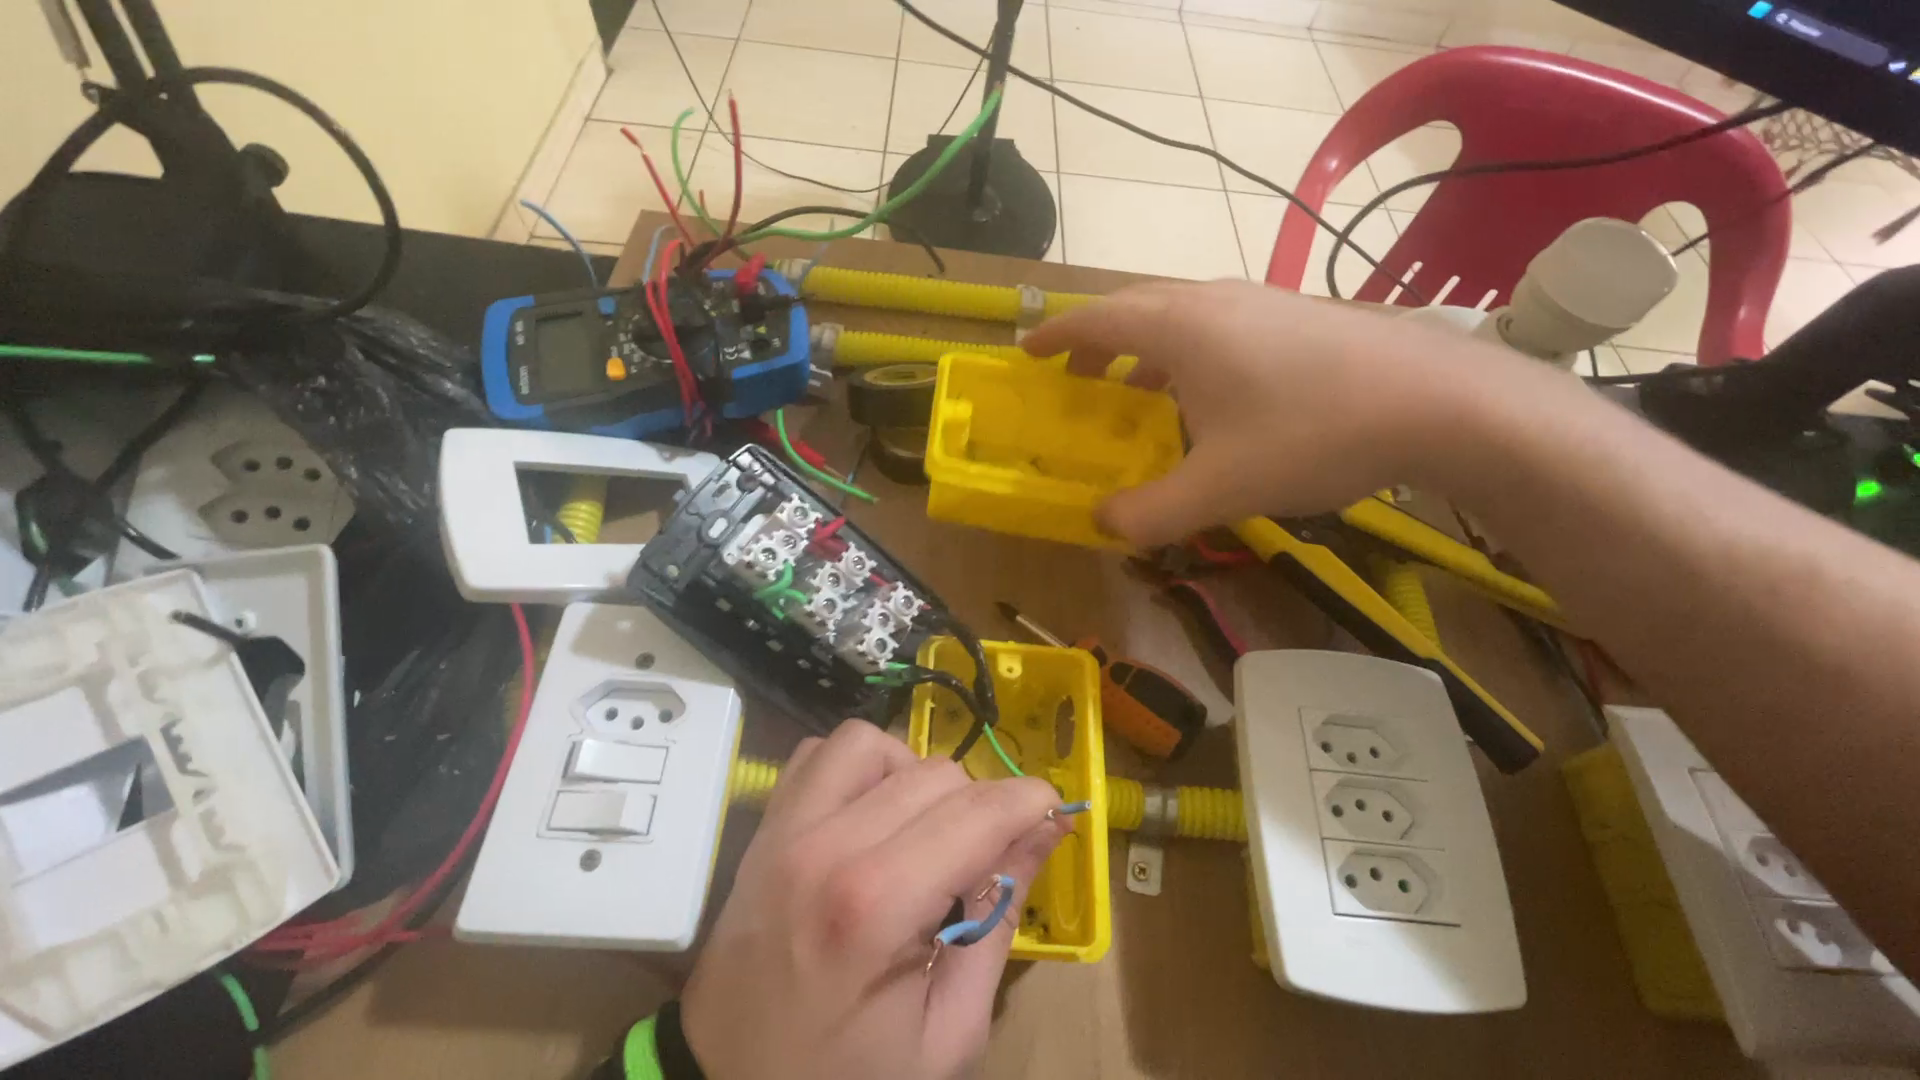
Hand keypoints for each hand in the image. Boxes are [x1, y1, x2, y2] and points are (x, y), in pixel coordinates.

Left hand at [681, 721, 1067, 1079]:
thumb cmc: (849, 1075)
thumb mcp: (948, 1030)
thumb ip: (998, 920)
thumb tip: (1045, 833)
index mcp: (875, 906)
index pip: (977, 813)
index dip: (1031, 804)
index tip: (1053, 816)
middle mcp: (825, 847)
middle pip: (934, 774)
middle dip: (981, 804)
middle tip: (985, 856)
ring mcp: (784, 829)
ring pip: (872, 743)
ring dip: (914, 774)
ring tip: (924, 829)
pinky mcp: (763, 827)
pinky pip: (817, 753)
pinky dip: (859, 767)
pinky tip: (872, 813)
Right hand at [1021, 280, 1520, 546]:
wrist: (1439, 400)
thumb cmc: (1313, 434)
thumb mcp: (1220, 487)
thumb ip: (1151, 512)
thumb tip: (1102, 524)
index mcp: (1181, 328)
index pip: (1097, 318)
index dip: (1056, 334)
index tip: (1027, 350)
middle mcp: (1214, 301)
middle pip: (1134, 308)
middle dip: (1096, 339)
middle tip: (1074, 374)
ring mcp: (1261, 302)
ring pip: (1180, 314)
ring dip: (1143, 345)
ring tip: (1134, 386)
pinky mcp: (1297, 317)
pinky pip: (1217, 324)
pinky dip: (1186, 350)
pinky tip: (1209, 393)